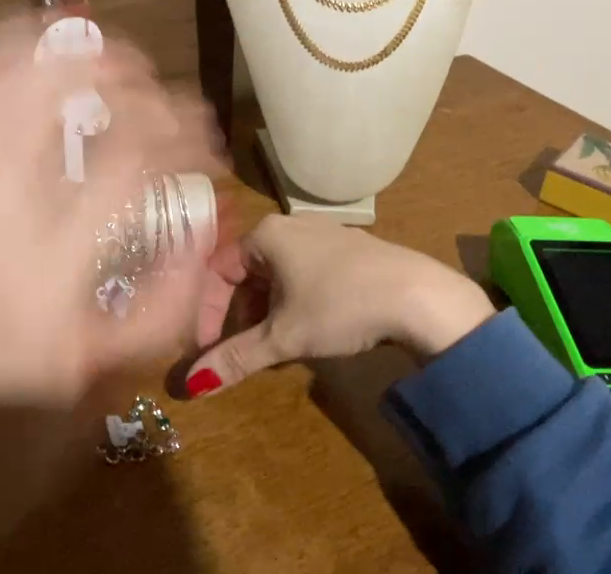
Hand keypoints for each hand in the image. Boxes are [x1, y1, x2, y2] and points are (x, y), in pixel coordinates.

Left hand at [0, 22, 221, 416]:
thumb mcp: (91, 401)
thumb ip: (161, 310)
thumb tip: (204, 224)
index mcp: (45, 279)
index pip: (134, 163)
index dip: (183, 131)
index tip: (202, 134)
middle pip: (47, 94)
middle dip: (108, 65)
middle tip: (138, 72)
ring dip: (22, 49)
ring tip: (60, 46)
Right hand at [184, 214, 495, 395]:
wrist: (418, 296)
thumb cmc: (340, 307)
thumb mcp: (284, 337)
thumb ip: (236, 358)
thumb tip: (191, 385)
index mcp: (266, 234)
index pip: (219, 272)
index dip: (209, 314)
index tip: (210, 350)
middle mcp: (292, 224)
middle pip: (249, 272)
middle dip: (242, 315)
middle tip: (245, 351)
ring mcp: (325, 233)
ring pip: (279, 274)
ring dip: (270, 311)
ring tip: (279, 347)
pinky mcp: (351, 247)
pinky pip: (307, 272)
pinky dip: (298, 301)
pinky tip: (314, 329)